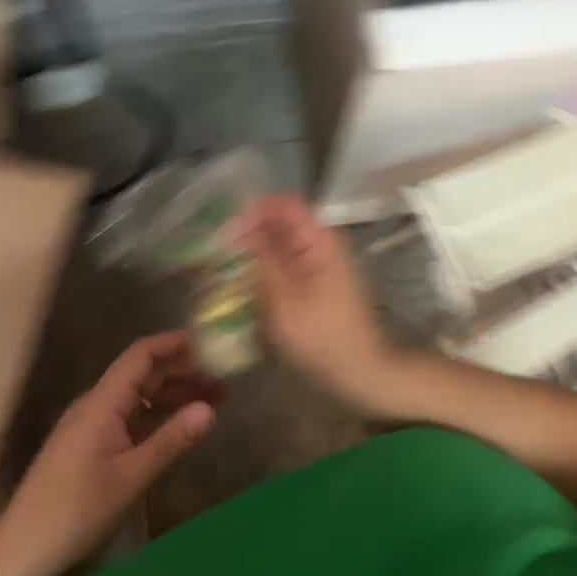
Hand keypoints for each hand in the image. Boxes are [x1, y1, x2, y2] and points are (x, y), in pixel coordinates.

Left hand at [0, 332, 218, 575]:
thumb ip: (171, 440)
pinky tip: (181, 425)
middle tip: (224, 373)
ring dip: (174, 393)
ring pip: (139, 396)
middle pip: (143, 373)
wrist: (18, 554)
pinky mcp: (91, 446)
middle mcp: (96, 405)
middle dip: (183, 369)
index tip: (213, 341)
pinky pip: (131, 418)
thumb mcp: (130, 477)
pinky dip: (159, 415)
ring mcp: (92, 426)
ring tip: (215, 397)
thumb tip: (211, 408)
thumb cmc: (74, 511)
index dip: (176, 343)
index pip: (141, 355)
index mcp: (101, 403)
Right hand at [243, 195, 398, 408]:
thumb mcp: (286, 300)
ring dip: (256, 254)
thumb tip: (238, 226)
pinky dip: (266, 272)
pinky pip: (287, 268)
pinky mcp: (315, 286)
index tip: (226, 226)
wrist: (360, 370)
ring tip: (223, 267)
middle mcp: (322, 246)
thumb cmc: (322, 336)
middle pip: (283, 224)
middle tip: (216, 250)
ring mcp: (320, 266)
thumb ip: (263, 261)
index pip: (286, 205)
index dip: (257, 209)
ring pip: (282, 247)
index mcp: (320, 241)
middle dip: (251, 231)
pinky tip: (244, 287)